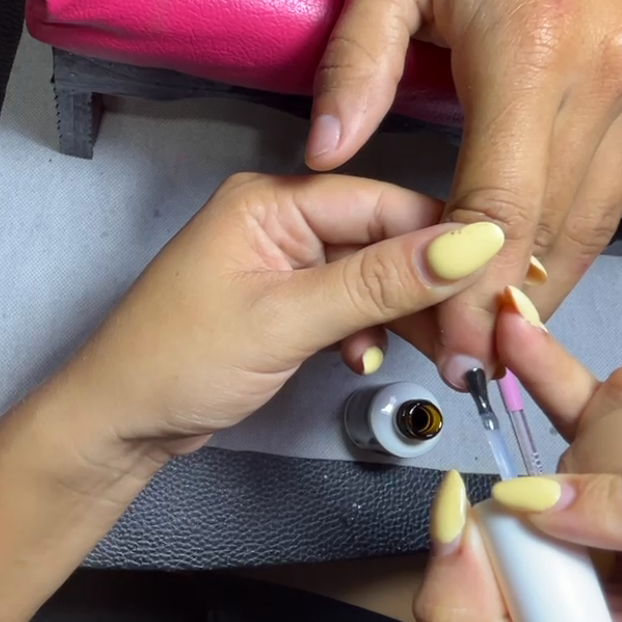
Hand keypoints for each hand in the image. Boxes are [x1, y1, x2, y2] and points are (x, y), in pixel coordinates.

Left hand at [39, 174, 506, 476]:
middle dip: (431, 291)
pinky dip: (366, 331)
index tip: (500, 290)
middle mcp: (278, 220)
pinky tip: (364, 359)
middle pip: (383, 241)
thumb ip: (378, 283)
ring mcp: (280, 263)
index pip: (383, 205)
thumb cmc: (177, 363)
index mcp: (270, 200)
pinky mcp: (281, 302)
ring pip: (371, 277)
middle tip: (475, 344)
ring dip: (404, 317)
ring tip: (440, 361)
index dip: (447, 245)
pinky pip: (346, 304)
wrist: (120, 421)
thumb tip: (470, 243)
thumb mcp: (285, 321)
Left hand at [309, 0, 621, 381]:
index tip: (442, 339)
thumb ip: (355, 66)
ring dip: (548, 284)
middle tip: (467, 364)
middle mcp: (608, 80)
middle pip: (557, 231)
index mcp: (534, 53)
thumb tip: (325, 151)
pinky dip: (578, 239)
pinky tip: (540, 266)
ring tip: (498, 335)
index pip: (500, 204)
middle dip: (508, 307)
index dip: (467, 284)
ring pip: (599, 221)